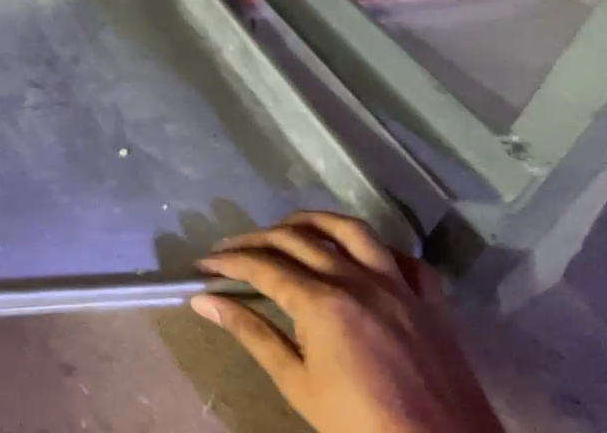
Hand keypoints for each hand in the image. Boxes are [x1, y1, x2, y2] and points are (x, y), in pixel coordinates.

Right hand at [191, 211, 501, 432]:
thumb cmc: (362, 423)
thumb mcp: (297, 383)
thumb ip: (250, 333)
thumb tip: (202, 301)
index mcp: (322, 303)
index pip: (260, 265)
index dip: (226, 261)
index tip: (203, 266)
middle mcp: (358, 283)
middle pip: (296, 239)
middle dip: (254, 239)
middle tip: (230, 250)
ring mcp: (401, 290)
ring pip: (351, 231)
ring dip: (313, 223)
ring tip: (288, 229)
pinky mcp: (433, 306)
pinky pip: (407, 261)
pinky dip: (378, 250)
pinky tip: (359, 257)